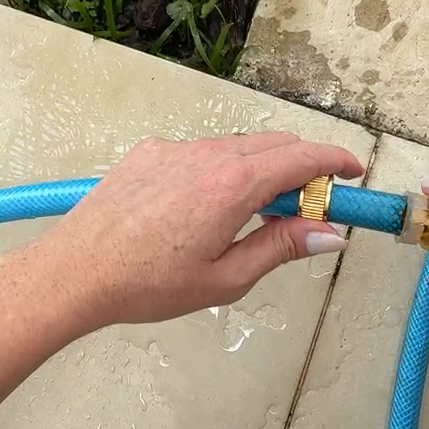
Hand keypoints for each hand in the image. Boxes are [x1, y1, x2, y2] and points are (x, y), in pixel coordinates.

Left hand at [27, 133, 364, 331]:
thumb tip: (330, 232)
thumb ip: (282, 247)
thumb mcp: (226, 278)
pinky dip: (223, 167)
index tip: (354, 174)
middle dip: (303, 165)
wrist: (74, 270)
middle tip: (310, 204)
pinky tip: (205, 206)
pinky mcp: (150, 151)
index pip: (303, 157)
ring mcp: (175, 148)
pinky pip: (202, 151)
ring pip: (238, 145)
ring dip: (263, 167)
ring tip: (256, 212)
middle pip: (275, 144)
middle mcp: (208, 153)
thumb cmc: (149, 284)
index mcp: (233, 184)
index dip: (336, 161)